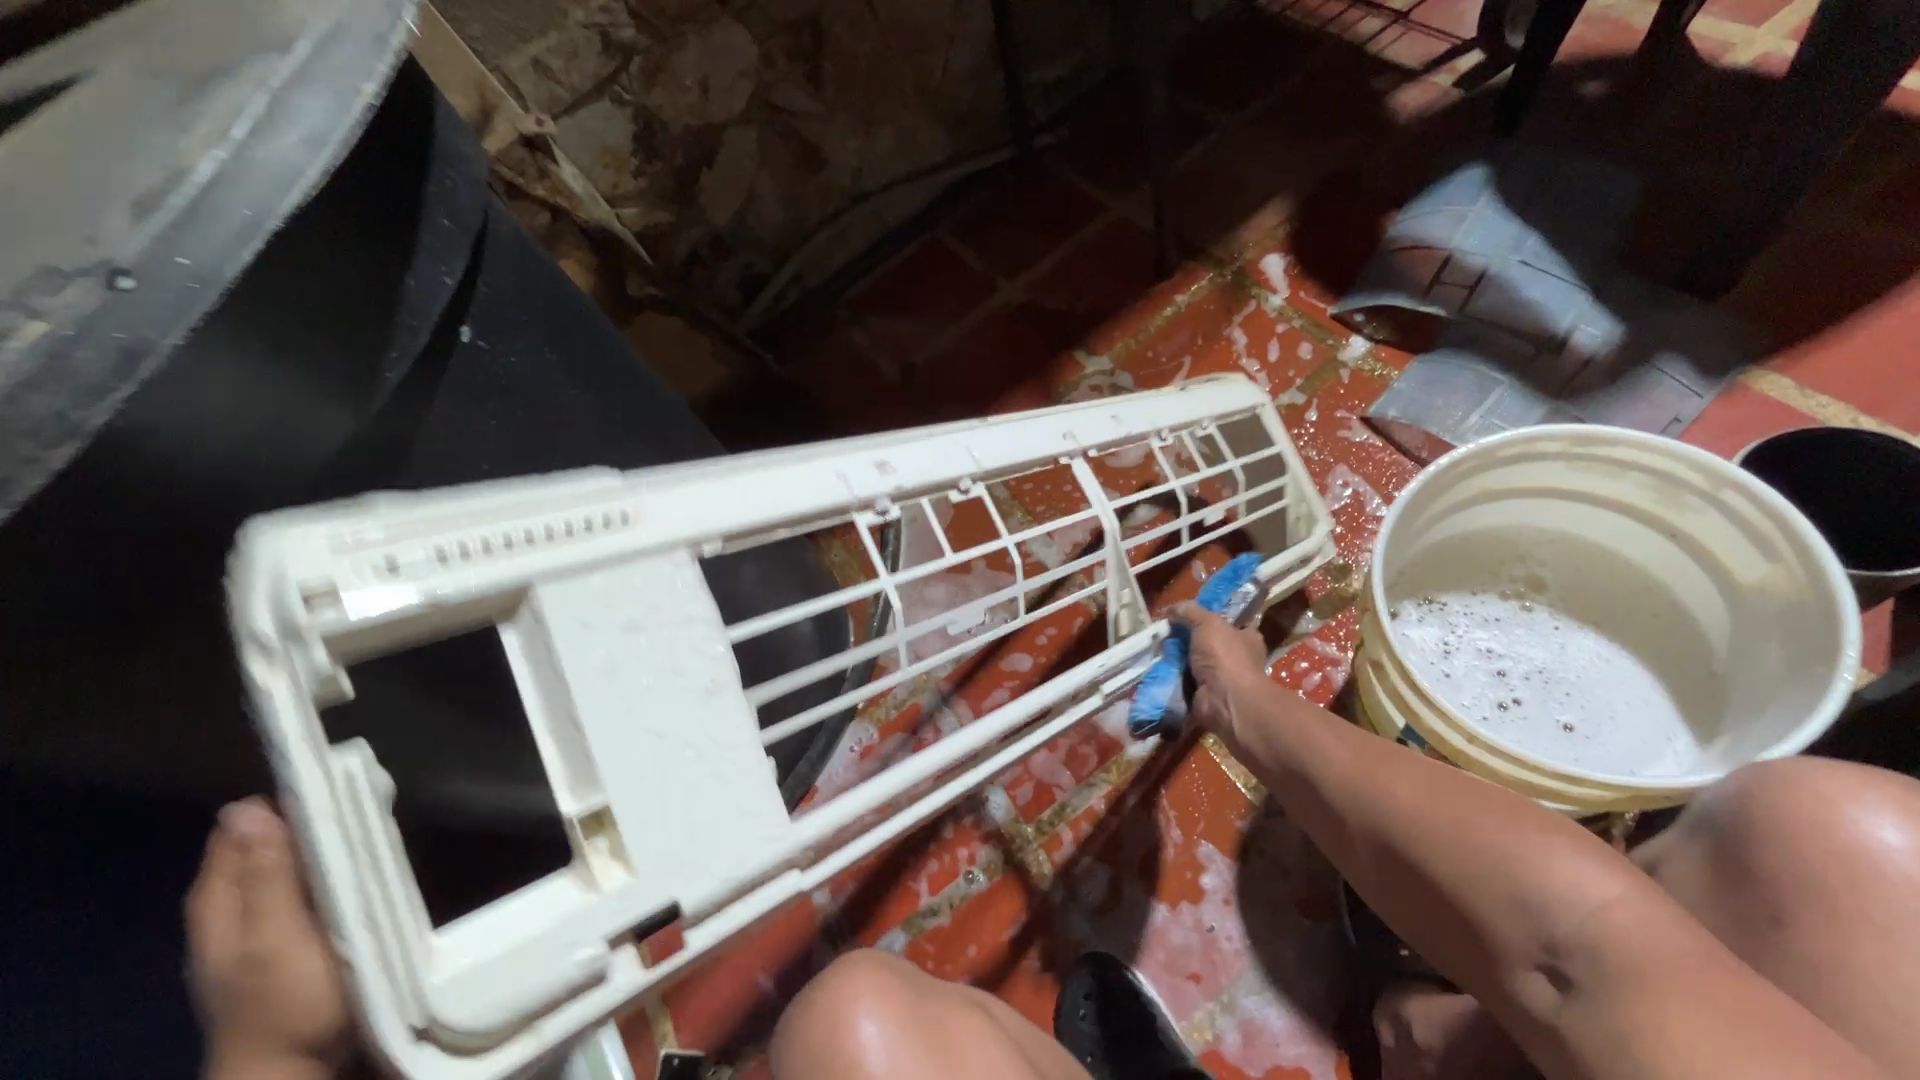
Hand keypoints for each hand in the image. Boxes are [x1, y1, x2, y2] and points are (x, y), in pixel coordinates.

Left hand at [186, 798, 348, 1079]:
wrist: (292, 1073)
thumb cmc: (285, 1003)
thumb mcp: (275, 937)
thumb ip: (264, 875)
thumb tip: (247, 807)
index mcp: (219, 901)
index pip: (241, 827)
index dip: (283, 804)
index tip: (332, 791)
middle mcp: (231, 908)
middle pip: (266, 845)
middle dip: (309, 824)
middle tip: (360, 813)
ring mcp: (259, 929)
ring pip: (288, 868)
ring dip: (323, 850)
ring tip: (367, 836)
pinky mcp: (287, 944)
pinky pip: (305, 892)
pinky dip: (329, 877)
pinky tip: (358, 877)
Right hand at [1168, 601, 1271, 750]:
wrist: (1224, 700)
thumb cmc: (1225, 655)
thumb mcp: (1208, 622)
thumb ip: (1189, 611)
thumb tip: (1170, 609)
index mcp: (1246, 637)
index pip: (1228, 621)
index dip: (1208, 615)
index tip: (1186, 613)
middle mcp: (1235, 657)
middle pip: (1206, 641)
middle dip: (1185, 637)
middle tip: (1164, 630)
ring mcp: (1220, 677)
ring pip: (1192, 660)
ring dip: (1175, 656)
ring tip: (1154, 646)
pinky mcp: (1204, 693)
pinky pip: (1183, 680)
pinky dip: (1171, 675)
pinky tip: (1155, 665)